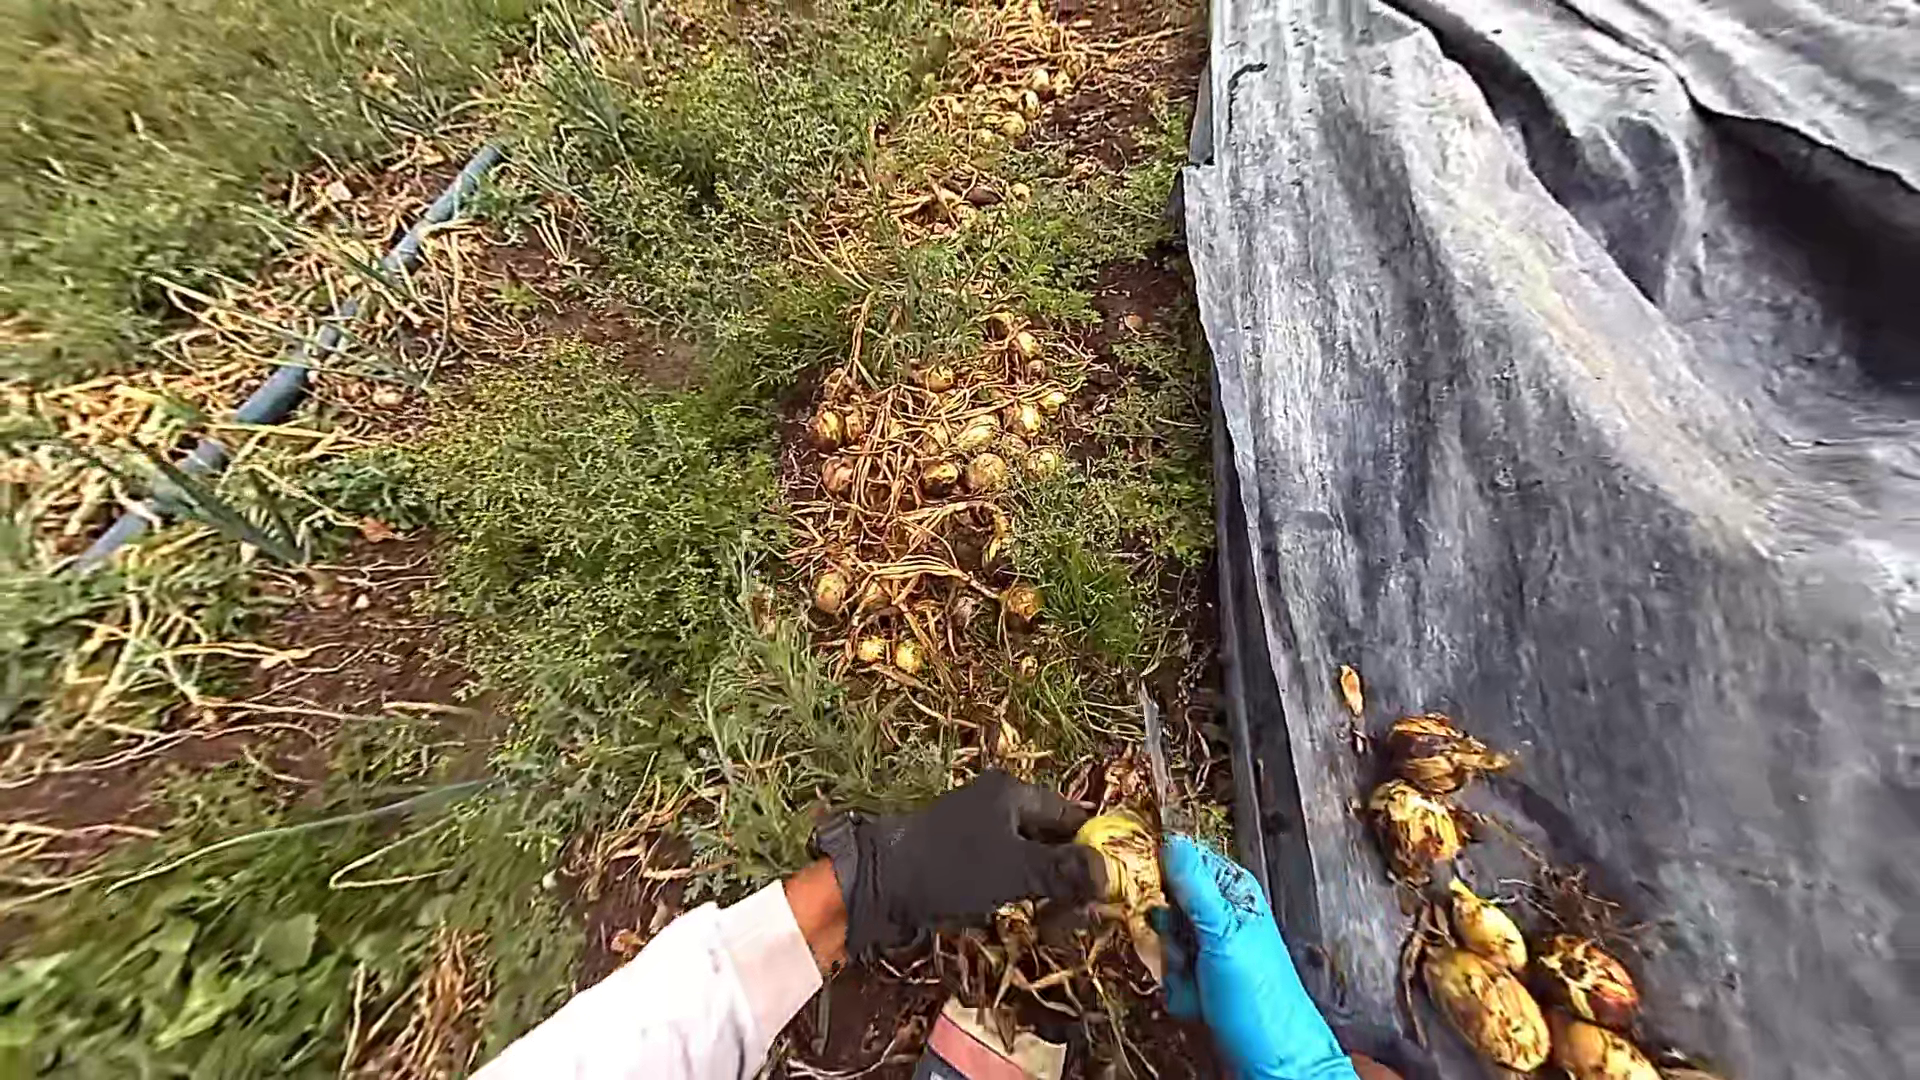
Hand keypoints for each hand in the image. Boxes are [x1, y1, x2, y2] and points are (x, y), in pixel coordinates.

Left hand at [827, 770, 1103, 953]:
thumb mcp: (1015, 868)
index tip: (1108, 887)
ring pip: (1032, 857)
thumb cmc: (954, 865)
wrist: (885, 882)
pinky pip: (1009, 870)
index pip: (1070, 816)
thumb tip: (1109, 872)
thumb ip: (1064, 870)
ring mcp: (982, 828)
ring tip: (1054, 924)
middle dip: (1069, 876)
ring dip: (1047, 889)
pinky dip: (1023, 892)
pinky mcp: (968, 854)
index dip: (1092, 848)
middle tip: (1079, 916)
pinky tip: (1029, 918)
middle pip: (1052, 837)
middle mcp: (1000, 803)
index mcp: (1014, 792)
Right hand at [1154, 835, 1356, 1079]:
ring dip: (1167, 959)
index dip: (1159, 869)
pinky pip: (1163, 965)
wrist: (1276, 1073)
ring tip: (1191, 979)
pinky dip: (1172, 984)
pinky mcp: (1195, 974)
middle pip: (1161, 894)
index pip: (1179, 853)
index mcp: (1231, 888)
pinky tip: (1194, 999)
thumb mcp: (1224, 935)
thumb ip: (1195, 886)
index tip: (1151, 889)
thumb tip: (1170, 838)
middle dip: (1161, 924)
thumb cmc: (1264, 1006)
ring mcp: (1205, 943)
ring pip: (1158, 932)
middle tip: (1179, 945)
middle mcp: (1216, 910)